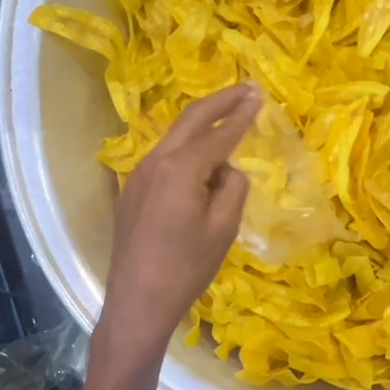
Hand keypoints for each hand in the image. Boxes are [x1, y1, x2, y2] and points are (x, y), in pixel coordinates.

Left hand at [100, 82, 260, 354]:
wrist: (137, 300)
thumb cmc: (186, 268)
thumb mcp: (223, 229)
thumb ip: (233, 189)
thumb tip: (228, 170)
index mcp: (181, 166)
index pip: (219, 132)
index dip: (241, 114)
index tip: (259, 96)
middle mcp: (155, 161)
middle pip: (190, 119)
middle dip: (219, 102)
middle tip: (245, 89)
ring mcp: (137, 176)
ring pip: (173, 139)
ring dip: (200, 126)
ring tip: (224, 119)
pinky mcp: (130, 194)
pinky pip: (161, 161)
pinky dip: (184, 151)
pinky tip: (197, 162)